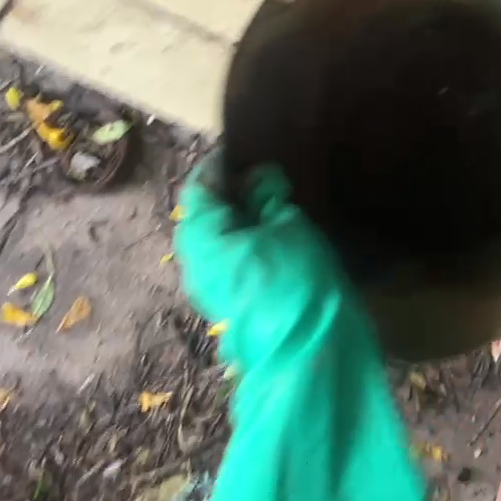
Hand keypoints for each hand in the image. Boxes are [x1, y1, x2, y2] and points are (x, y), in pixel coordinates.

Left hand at [173, 154, 349, 343]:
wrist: (307, 350)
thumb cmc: (296, 277)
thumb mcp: (290, 225)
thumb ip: (268, 198)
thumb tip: (257, 179)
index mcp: (202, 235)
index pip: (201, 186)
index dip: (222, 165)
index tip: (246, 151)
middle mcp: (193, 260)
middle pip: (204, 215)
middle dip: (230, 194)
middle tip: (266, 179)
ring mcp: (208, 286)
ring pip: (215, 240)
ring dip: (239, 220)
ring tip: (273, 206)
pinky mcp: (226, 303)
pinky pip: (227, 260)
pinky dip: (244, 242)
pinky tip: (273, 239)